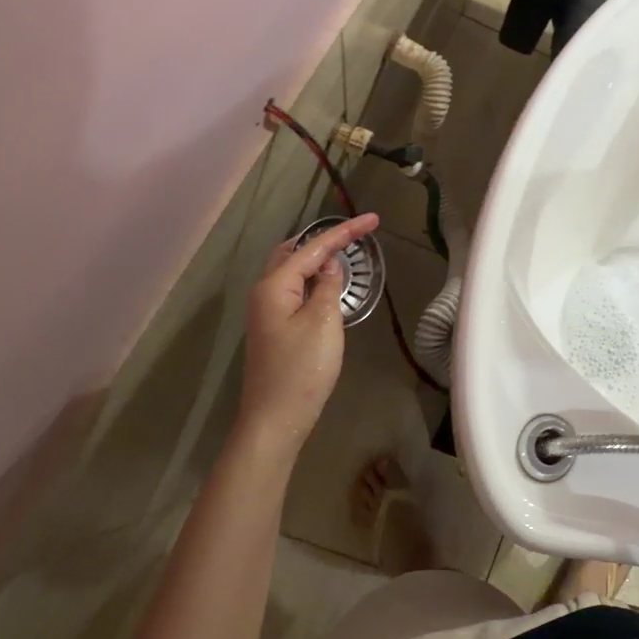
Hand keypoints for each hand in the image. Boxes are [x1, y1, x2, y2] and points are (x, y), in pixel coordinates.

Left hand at [238, 213, 379, 449]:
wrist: (276, 420)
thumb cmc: (302, 369)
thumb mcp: (324, 322)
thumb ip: (328, 286)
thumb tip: (329, 266)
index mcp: (274, 285)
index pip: (313, 248)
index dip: (344, 232)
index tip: (373, 219)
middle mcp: (264, 292)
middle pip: (293, 252)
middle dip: (323, 239)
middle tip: (355, 234)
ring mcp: (266, 312)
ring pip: (291, 271)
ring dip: (316, 258)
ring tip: (345, 251)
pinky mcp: (274, 328)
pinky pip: (293, 289)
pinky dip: (312, 278)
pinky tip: (327, 283)